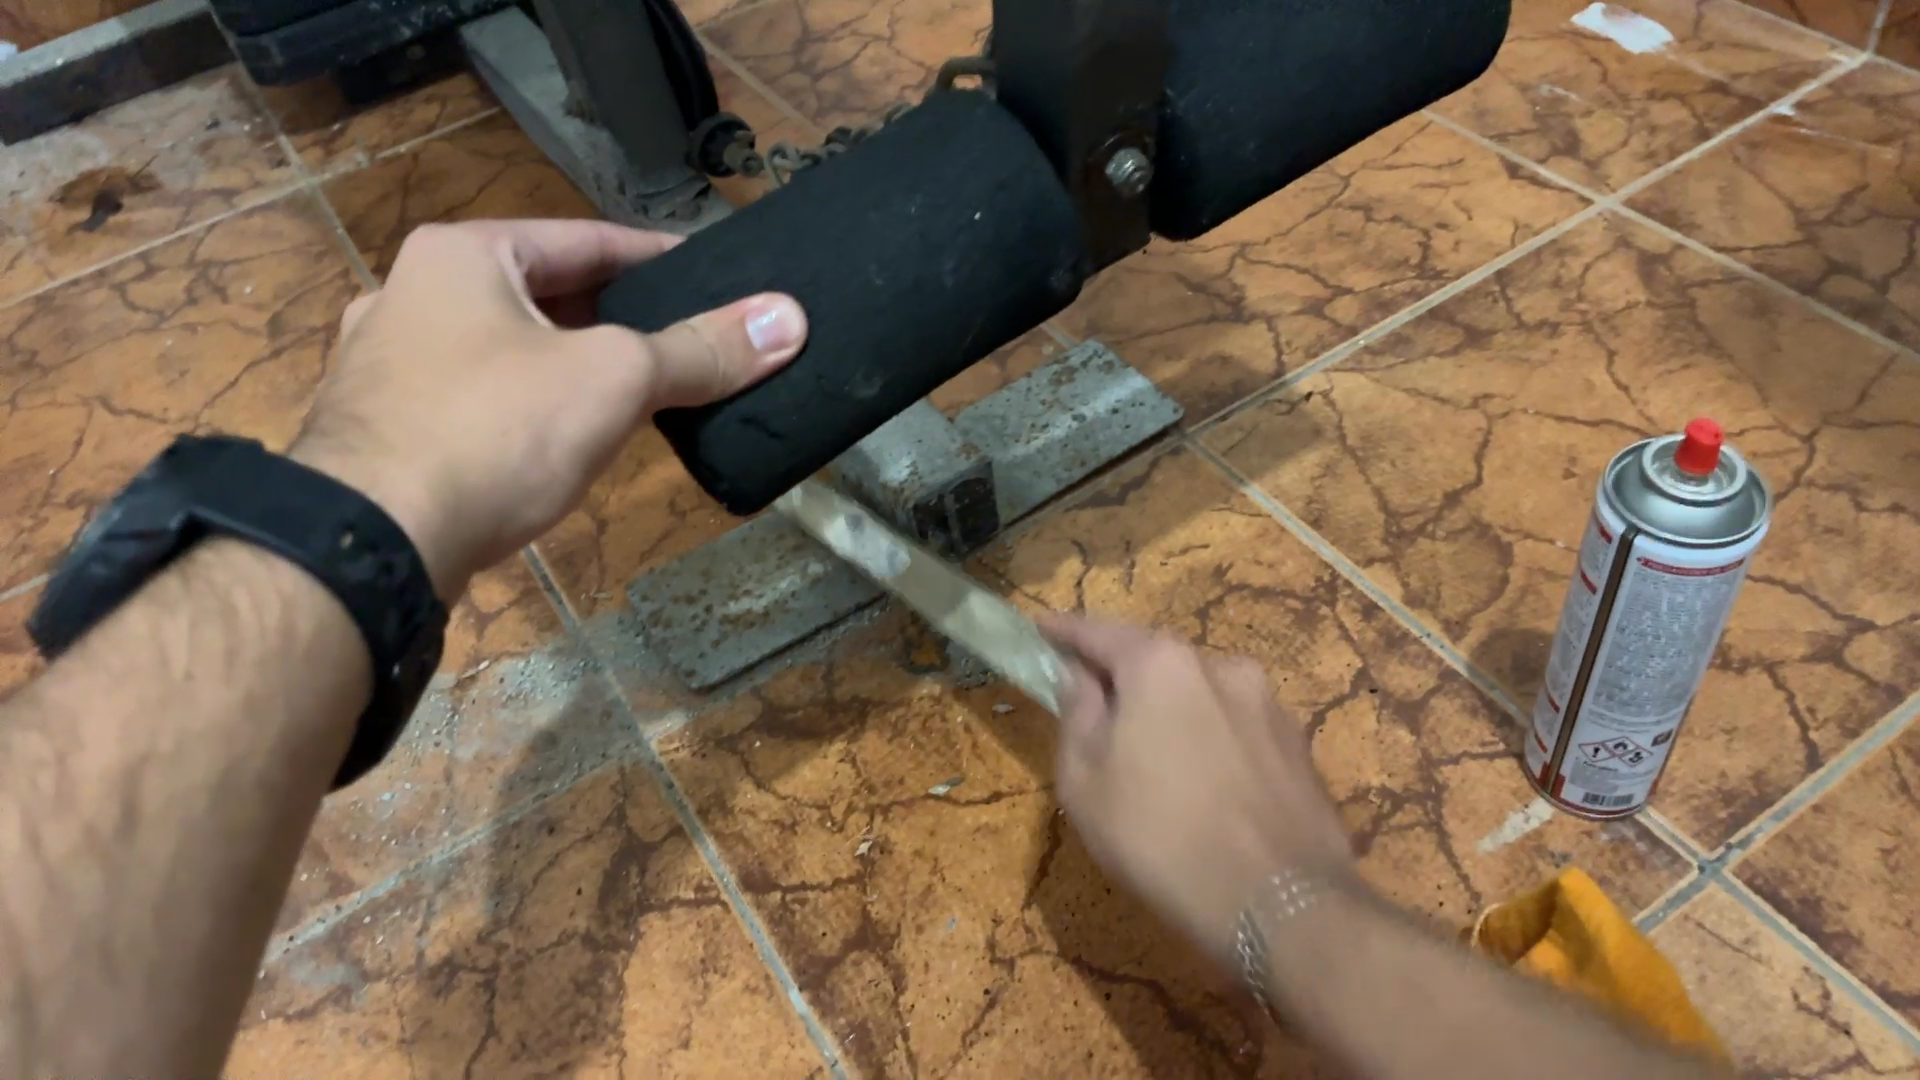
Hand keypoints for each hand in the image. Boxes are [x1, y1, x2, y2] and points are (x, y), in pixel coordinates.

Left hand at [290, 219, 806, 598]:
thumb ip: (701, 350)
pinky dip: (537, 405)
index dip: (658, 256)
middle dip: (620, 315)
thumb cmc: (497, 430)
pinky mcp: (390, 427)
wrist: (370, 541)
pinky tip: (571, 435)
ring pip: (515, 348)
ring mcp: (391, 364)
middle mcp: (415, 294)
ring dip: (575, 362)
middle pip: (550, 293)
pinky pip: (488, 397)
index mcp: (465, 256)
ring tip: (642, 388)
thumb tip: (789, 319)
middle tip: (687, 335)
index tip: (711, 274)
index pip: (588, 238)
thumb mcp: (616, 378)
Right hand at [1044, 616, 1353, 964]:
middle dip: (1121, 673)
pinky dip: (1209, 734)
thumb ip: (1077, 712)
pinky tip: (1204, 778)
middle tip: (1094, 700)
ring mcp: (1267, 703)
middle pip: (1154, 657)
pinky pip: (1235, 724)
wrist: (1283, 908)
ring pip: (1200, 690)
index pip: (1099, 631)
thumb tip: (1079, 675)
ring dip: (1170, 705)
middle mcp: (1219, 665)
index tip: (1041, 628)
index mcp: (1160, 664)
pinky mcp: (1298, 743)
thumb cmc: (1159, 837)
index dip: (1064, 631)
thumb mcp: (1084, 779)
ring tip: (1153, 750)